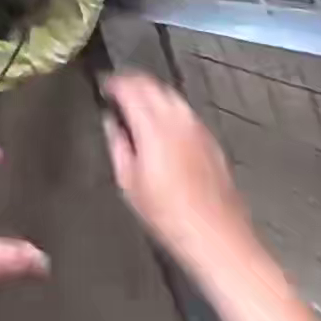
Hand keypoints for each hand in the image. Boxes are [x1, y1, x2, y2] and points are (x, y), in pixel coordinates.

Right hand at [100, 72, 250, 268]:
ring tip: (137, 102)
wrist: (217, 239)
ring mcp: (197, 128)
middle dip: (131, 81)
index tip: (103, 87)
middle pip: (151, 84)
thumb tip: (111, 122)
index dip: (113, 82)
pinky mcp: (211, 139)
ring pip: (170, 93)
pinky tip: (163, 122)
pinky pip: (185, 110)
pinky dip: (169, 106)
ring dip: (151, 91)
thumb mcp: (128, 182)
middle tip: (117, 90)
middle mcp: (176, 119)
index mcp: (152, 126)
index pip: (129, 88)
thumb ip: (117, 144)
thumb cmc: (167, 215)